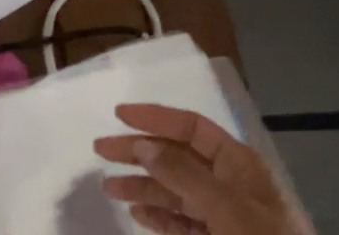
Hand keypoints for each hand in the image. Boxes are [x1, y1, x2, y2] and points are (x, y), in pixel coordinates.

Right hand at [93, 103, 305, 234]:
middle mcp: (229, 183)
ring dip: (142, 186)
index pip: (191, 127)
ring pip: (175, 191)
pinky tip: (137, 213)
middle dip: (139, 152)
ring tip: (109, 187)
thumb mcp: (227, 210)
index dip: (155, 118)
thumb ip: (184, 176)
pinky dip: (160, 217)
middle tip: (100, 150)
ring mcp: (224, 217)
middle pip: (177, 157)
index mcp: (238, 164)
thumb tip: (143, 144)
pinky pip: (183, 223)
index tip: (118, 115)